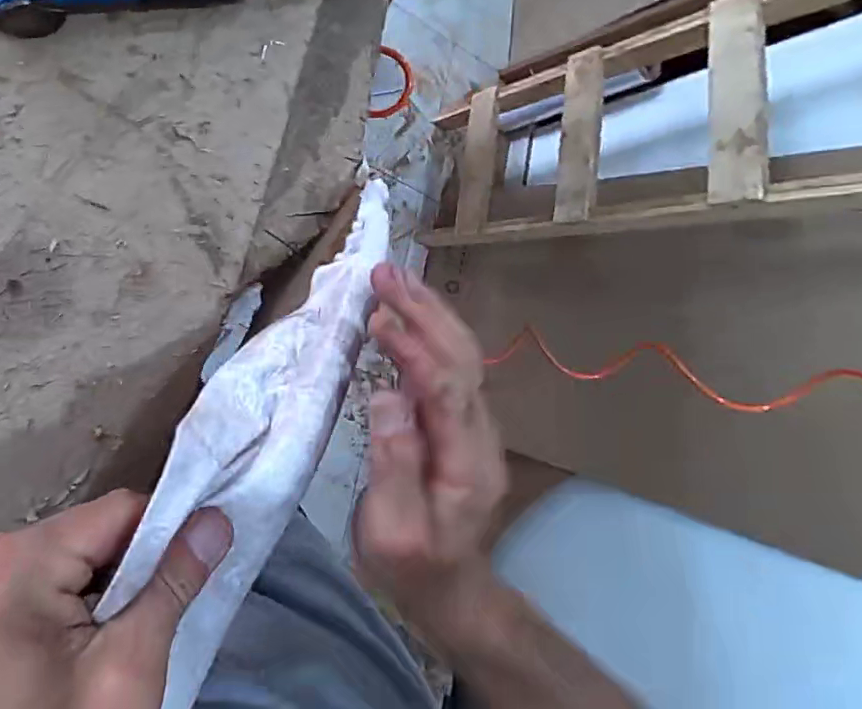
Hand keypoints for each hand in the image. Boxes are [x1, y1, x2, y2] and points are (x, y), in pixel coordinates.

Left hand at [0, 490, 231, 708]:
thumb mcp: (128, 665)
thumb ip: (175, 580)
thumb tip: (214, 521)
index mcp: (12, 562)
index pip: (122, 510)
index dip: (165, 537)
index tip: (185, 573)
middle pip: (101, 528)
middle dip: (135, 566)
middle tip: (142, 622)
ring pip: (86, 548)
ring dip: (114, 583)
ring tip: (113, 639)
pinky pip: (59, 571)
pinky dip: (87, 596)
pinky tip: (88, 643)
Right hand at [355, 262, 509, 639]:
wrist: (454, 587)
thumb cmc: (416, 568)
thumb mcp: (392, 535)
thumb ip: (393, 465)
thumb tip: (386, 395)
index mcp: (468, 462)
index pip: (446, 389)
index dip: (414, 350)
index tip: (379, 317)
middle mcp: (481, 430)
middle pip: (460, 357)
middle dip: (424, 311)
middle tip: (385, 274)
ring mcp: (477, 420)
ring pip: (462, 352)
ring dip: (430, 310)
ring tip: (396, 277)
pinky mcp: (463, 416)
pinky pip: (452, 361)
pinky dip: (430, 327)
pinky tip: (409, 308)